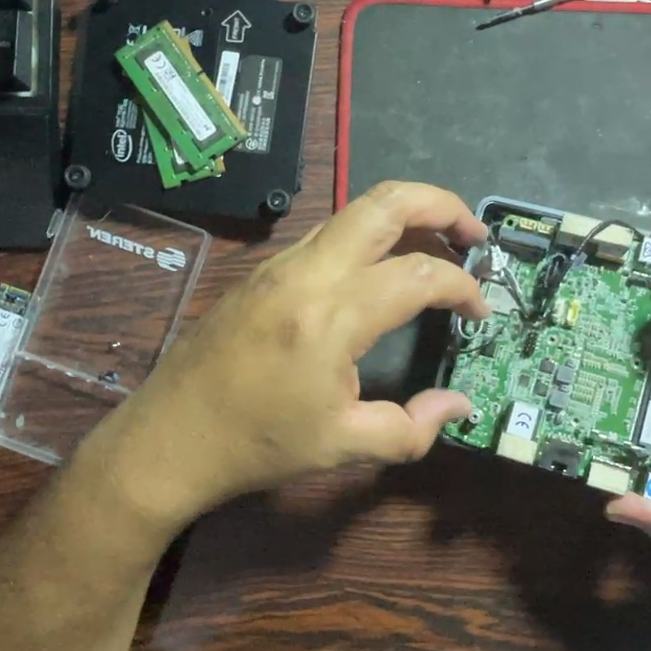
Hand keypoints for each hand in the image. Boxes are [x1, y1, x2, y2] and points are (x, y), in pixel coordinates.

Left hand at [87, 182, 490, 529]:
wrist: (169, 437)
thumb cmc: (257, 445)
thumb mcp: (343, 446)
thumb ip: (412, 428)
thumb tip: (458, 405)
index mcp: (330, 317)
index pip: (419, 274)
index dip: (463, 287)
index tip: (480, 313)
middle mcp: (306, 273)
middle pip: (385, 203)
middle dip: (442, 205)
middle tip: (475, 234)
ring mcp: (280, 264)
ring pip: (354, 211)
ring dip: (405, 218)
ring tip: (439, 249)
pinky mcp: (263, 270)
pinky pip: (328, 234)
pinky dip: (370, 236)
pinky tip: (383, 271)